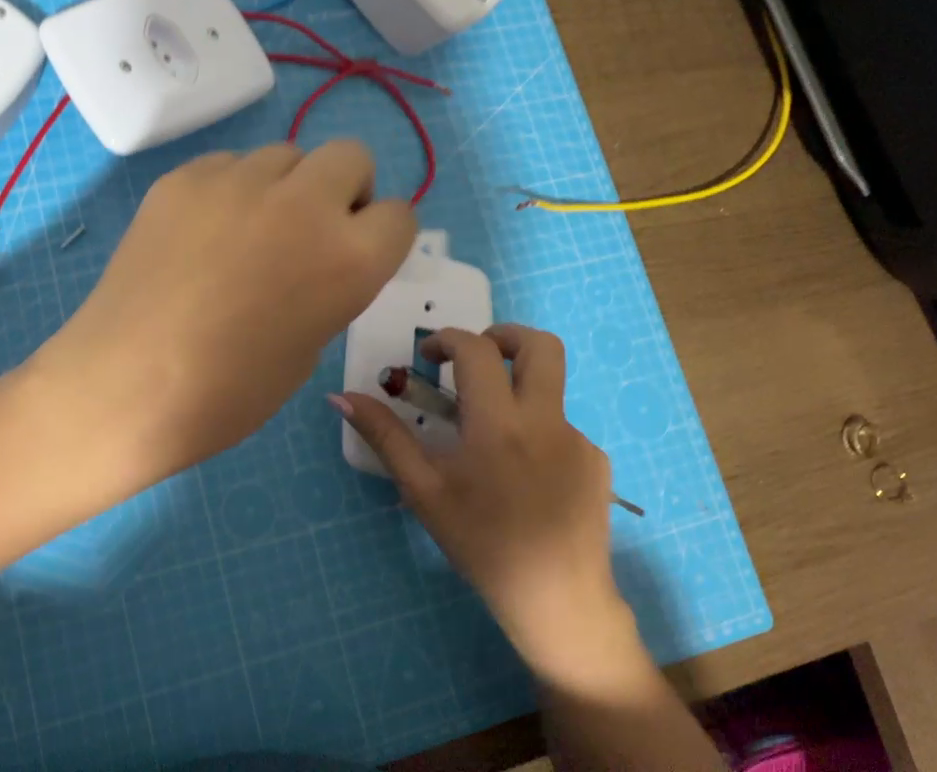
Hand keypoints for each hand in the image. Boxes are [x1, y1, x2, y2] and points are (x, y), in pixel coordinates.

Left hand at [32, 140, 414, 479]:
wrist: (127, 383)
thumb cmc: (226, 392)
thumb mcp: (307, 349)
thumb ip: (327, 288)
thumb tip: (316, 260)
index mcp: (349, 257)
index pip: (399, 214)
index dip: (378, 237)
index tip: (353, 256)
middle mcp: (302, 203)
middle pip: (350, 156)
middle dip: (341, 189)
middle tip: (306, 233)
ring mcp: (237, 182)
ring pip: (284, 154)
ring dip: (282, 185)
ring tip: (244, 234)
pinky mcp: (182, 178)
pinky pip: (225, 165)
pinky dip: (227, 190)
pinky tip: (198, 235)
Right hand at [337, 325, 636, 686]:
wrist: (557, 600)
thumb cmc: (479, 542)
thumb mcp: (422, 489)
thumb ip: (384, 436)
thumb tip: (339, 397)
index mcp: (499, 424)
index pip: (477, 350)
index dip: (447, 339)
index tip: (426, 358)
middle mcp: (546, 420)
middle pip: (540, 345)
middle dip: (503, 336)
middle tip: (473, 357)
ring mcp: (579, 440)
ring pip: (550, 390)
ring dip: (515, 390)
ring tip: (486, 436)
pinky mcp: (597, 463)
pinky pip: (560, 428)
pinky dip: (533, 431)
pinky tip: (518, 475)